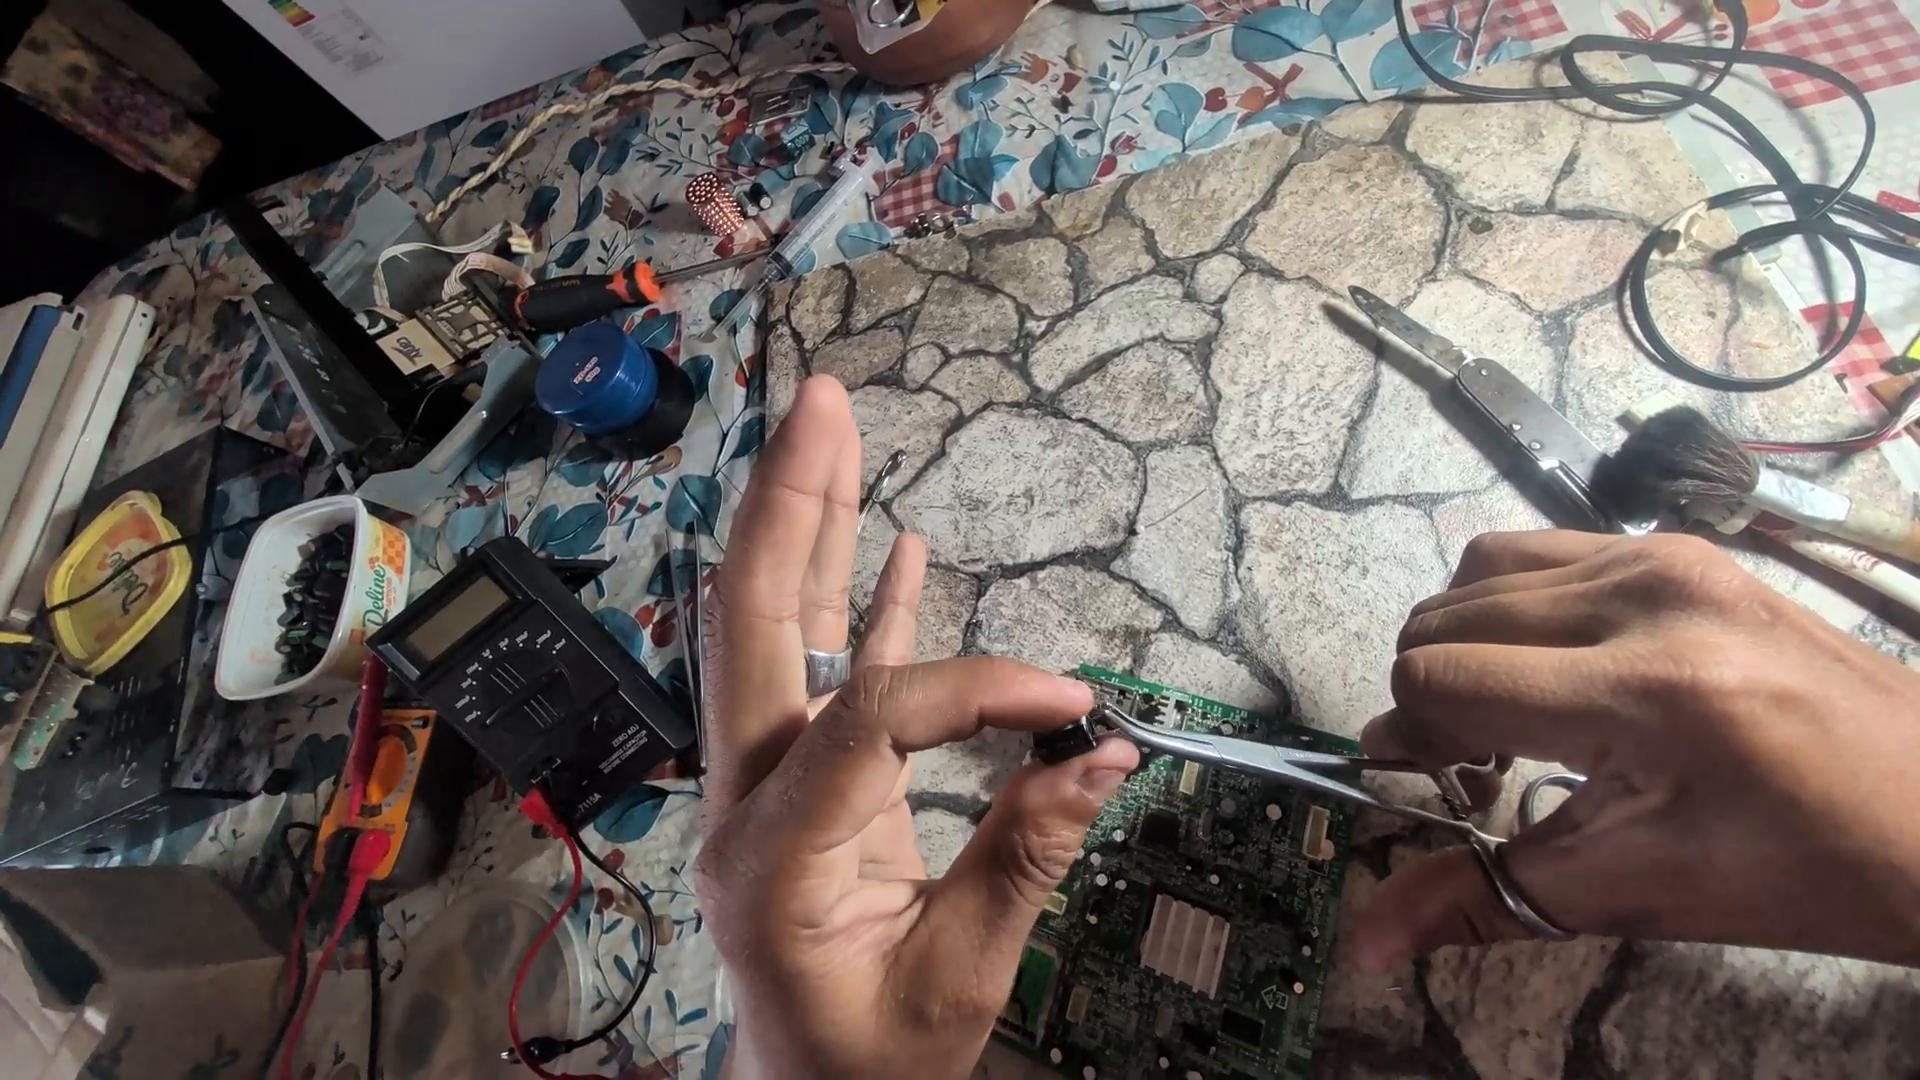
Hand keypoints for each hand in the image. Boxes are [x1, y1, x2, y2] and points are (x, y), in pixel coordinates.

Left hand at [695, 376, 1139, 1079]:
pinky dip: (855, 597)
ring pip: (773, 622)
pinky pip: (823, 663)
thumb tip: (1106, 757)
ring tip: (833, 432)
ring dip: (807, 522)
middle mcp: (747, 791)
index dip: (979, 690)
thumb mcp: (959, 984)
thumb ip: (1025, 862)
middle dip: (790, 501)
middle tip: (820, 405)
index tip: (1074, 706)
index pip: (874, 717)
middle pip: (752, 617)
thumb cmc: (871, 1062)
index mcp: (775, 853)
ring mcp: (763, 771)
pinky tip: (890, 542)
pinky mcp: (798, 766)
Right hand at [1350, 530, 1919, 971]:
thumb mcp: (1625, 894)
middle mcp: (1648, 601)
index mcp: (1648, 694)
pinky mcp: (1665, 546)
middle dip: (1432, 697)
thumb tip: (1363, 943)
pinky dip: (1491, 604)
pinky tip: (1532, 652)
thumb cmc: (1792, 870)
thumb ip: (1475, 901)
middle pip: (1439, 627)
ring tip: (1504, 700)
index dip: (1411, 732)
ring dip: (1455, 648)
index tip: (1437, 773)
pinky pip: (1517, 555)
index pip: (1440, 680)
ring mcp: (1658, 559)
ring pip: (1464, 585)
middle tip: (1478, 753)